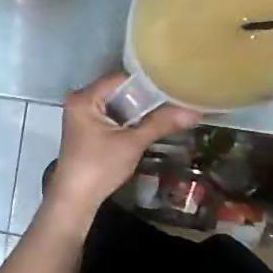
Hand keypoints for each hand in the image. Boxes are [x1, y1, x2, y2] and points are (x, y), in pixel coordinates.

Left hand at [48, 72, 201, 213]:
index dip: (147, 80)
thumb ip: (161, 124)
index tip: (175, 80)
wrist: (76, 194)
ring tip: (174, 104)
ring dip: (140, 106)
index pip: (119, 78)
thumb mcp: (132, 142)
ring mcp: (82, 114)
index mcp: (83, 98)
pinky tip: (154, 119)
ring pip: (116, 102)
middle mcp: (79, 101)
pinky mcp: (87, 127)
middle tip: (179, 93)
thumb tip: (195, 111)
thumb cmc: (100, 165)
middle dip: (146, 94)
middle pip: (118, 89)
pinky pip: (112, 113)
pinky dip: (130, 116)